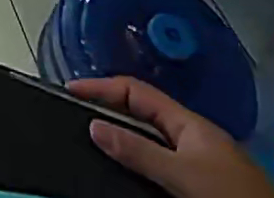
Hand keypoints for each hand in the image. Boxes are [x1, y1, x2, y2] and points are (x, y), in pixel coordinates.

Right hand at [69, 78, 273, 197]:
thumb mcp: (184, 176)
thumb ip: (139, 152)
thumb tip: (93, 126)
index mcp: (189, 124)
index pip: (136, 92)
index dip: (101, 86)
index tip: (70, 90)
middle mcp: (194, 138)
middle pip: (142, 114)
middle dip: (110, 111)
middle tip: (76, 115)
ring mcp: (201, 164)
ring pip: (152, 141)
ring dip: (124, 138)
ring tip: (93, 141)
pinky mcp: (204, 187)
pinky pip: (161, 163)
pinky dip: (139, 162)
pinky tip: (126, 173)